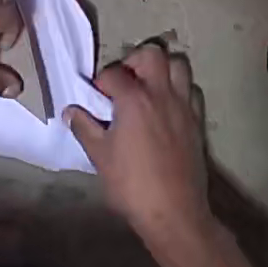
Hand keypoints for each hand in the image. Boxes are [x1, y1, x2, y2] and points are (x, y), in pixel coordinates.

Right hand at [68, 41, 217, 263]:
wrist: (174, 212)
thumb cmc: (132, 185)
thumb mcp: (100, 156)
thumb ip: (85, 128)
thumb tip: (71, 111)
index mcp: (134, 99)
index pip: (113, 73)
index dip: (101, 81)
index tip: (95, 96)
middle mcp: (161, 94)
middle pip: (152, 54)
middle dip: (134, 60)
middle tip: (123, 82)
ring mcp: (183, 104)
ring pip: (177, 64)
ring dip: (161, 69)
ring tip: (146, 88)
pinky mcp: (197, 119)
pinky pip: (190, 89)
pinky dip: (178, 88)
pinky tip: (166, 106)